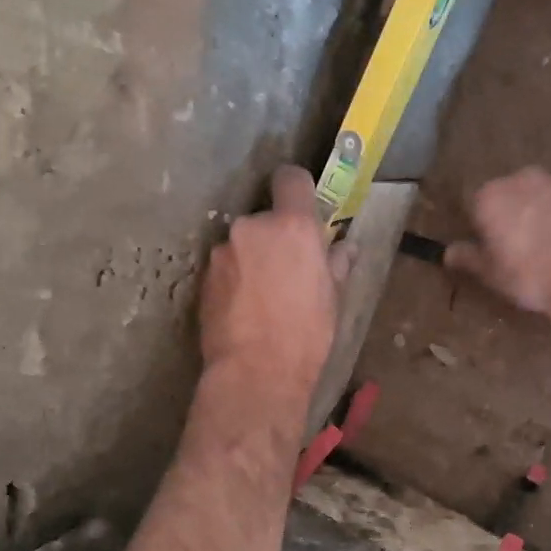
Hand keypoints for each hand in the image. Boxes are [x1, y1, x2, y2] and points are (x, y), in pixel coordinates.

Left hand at [199, 166, 346, 394]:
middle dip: (274, 238)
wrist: (256, 372)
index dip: (297, 191)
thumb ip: (336, 264)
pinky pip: (226, 268)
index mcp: (292, 226)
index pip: (291, 179)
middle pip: (265, 218)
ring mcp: (224, 251)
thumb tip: (345, 248)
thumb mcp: (332, 299)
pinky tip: (245, 310)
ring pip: (243, 245)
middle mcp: (253, 227)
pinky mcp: (205, 276)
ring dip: (252, 260)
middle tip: (287, 272)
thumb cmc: (306, 335)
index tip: (302, 211)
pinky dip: (235, 280)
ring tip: (263, 298)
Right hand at [445, 168, 550, 314]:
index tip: (485, 248)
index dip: (477, 228)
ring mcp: (550, 182)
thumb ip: (469, 258)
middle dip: (504, 216)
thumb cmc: (529, 276)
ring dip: (529, 214)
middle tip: (511, 249)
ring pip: (530, 197)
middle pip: (502, 196)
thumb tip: (448, 252)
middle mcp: (517, 179)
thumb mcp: (492, 274)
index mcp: (488, 196)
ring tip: (537, 246)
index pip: (471, 206)